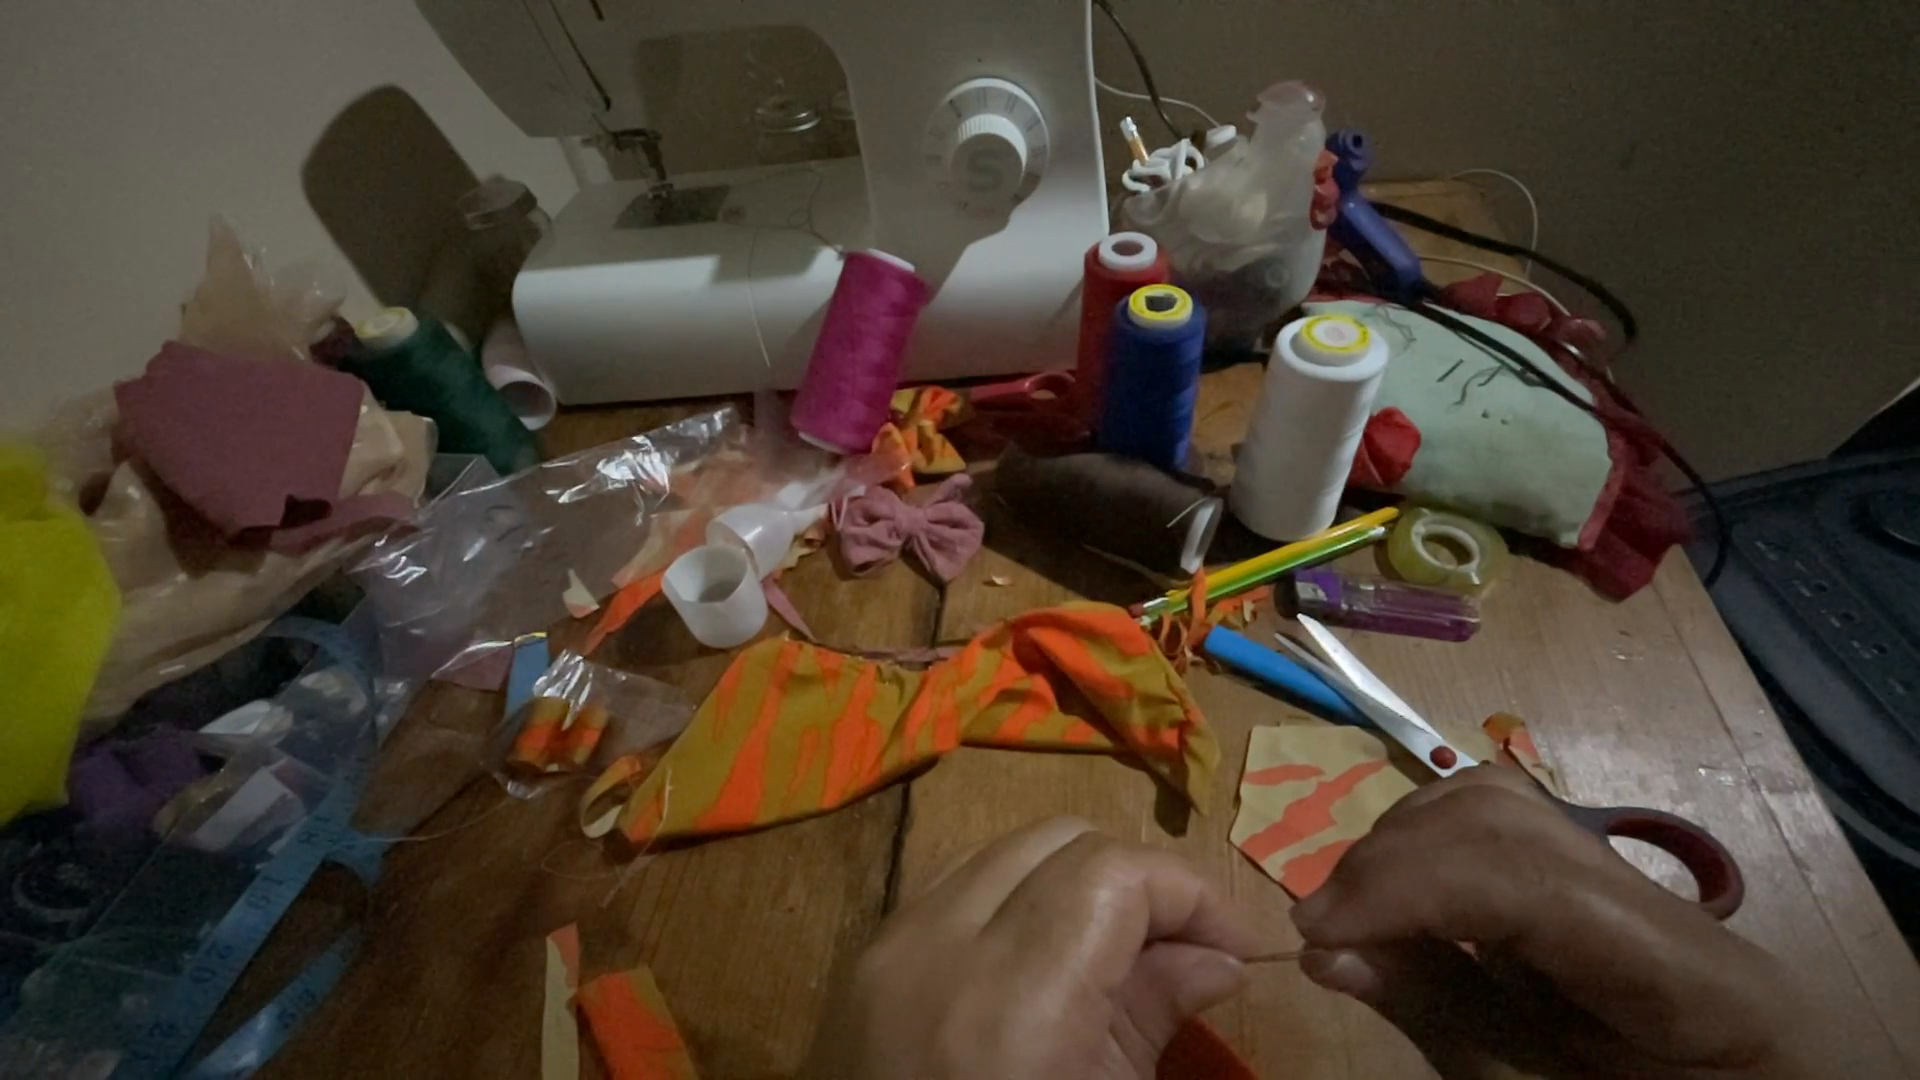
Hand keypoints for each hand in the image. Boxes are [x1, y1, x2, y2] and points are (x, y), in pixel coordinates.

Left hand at [807, 817, 1261, 1078]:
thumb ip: (1156, 1013)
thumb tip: (1217, 957)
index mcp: (1008, 1008)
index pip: (1110, 872)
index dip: (1186, 890)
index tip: (1231, 941)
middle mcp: (941, 944)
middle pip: (1061, 838)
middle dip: (1135, 875)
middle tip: (1180, 940)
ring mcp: (896, 936)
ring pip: (1011, 843)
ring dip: (1078, 872)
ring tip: (1117, 938)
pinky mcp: (874, 941)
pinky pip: (964, 873)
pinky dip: (1020, 885)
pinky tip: (1045, 938)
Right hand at [1291, 765, 1816, 1078]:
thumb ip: (1440, 1019)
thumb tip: (1321, 951)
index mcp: (1699, 980)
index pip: (1528, 880)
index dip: (1406, 887)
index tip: (1314, 930)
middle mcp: (1661, 902)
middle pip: (1499, 820)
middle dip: (1388, 861)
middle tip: (1319, 921)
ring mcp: (1616, 878)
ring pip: (1484, 803)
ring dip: (1393, 844)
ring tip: (1348, 907)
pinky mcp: (1571, 877)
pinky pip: (1483, 825)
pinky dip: (1414, 844)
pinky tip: (1387, 890)